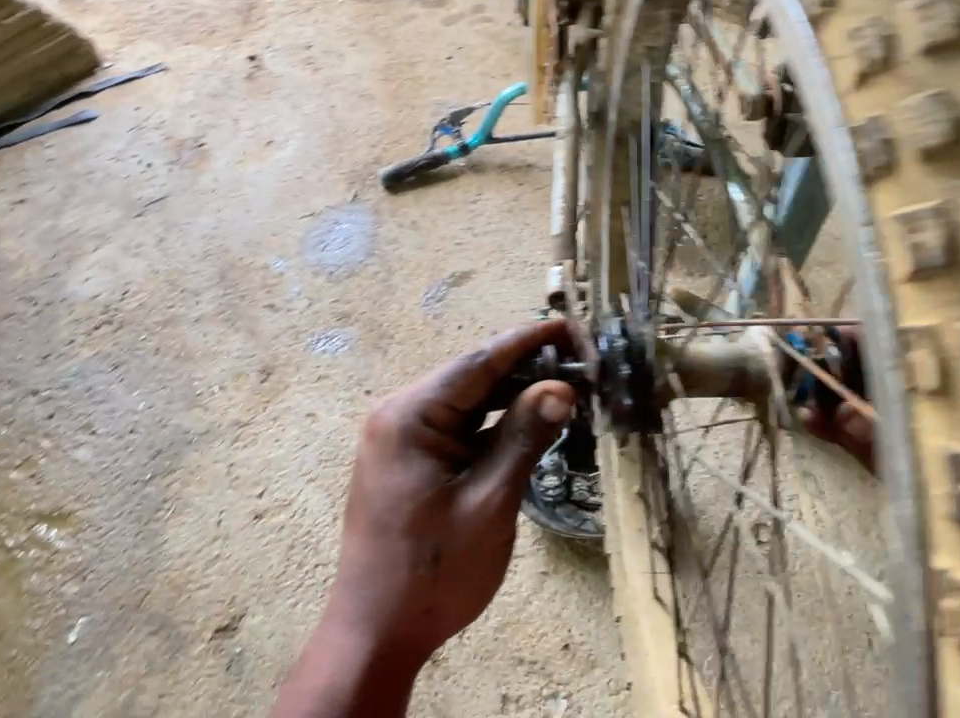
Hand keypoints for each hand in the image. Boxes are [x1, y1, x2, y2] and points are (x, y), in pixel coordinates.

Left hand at [324, 319, 577, 660]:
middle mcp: (400, 414)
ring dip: (515, 395)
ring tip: (568, 386)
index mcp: (409, 415)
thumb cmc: (432, 574)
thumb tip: (561, 387)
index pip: (478, 362)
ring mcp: (403, 438)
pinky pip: (460, 427)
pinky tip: (532, 420)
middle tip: (583, 364)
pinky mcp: (412, 460)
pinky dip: (496, 423)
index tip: (571, 328)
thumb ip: (524, 438)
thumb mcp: (488, 504)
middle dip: (527, 368)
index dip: (529, 341)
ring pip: (469, 401)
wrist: (376, 633)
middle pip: (473, 376)